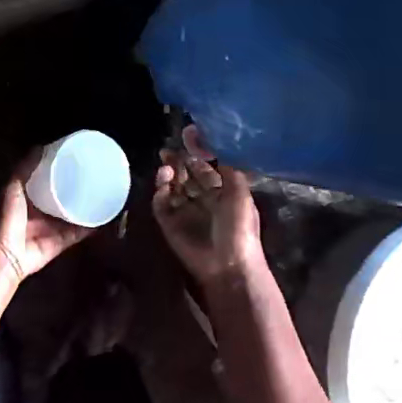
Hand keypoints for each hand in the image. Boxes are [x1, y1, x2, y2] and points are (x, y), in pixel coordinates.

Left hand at [0, 152, 92, 282]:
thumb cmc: (6, 218)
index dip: (52, 172)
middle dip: (70, 190)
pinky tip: (103, 217)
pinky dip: (89, 227)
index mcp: (22, 199)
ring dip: (82, 208)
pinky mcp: (59, 243)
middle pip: (56, 199)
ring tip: (100, 193)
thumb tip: (40, 147)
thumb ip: (24, 169)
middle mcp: (36, 214)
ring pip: (69, 216)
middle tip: (89, 176)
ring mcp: (48, 229)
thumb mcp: (12, 188)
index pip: (40, 182)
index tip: (68, 160)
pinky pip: (76, 234)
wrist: (7, 255)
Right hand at [153, 125, 263, 287]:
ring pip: (171, 187)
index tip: (187, 139)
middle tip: (168, 150)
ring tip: (166, 165)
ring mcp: (184, 212)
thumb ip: (229, 169)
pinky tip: (163, 179)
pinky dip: (159, 190)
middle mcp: (201, 200)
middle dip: (177, 162)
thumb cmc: (240, 227)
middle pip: (185, 175)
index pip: (204, 169)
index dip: (196, 155)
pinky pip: (160, 204)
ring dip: (168, 174)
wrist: (228, 263)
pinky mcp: (169, 224)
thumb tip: (215, 146)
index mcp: (222, 193)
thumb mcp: (241, 193)